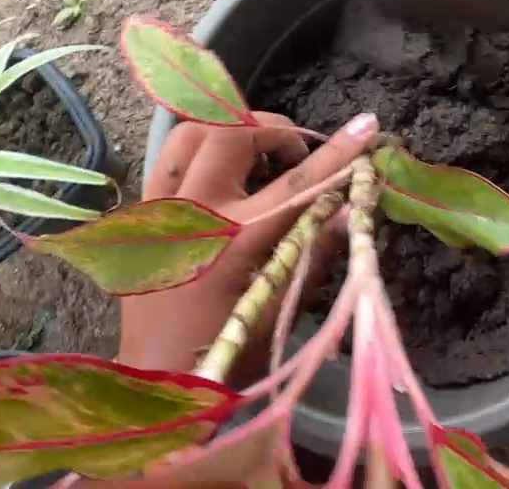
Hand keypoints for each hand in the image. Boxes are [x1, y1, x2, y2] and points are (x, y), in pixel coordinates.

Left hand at [117, 111, 377, 382]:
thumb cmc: (225, 351)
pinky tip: (225, 173)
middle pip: (233, 134)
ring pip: (194, 131)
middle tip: (297, 153)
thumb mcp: (280, 307)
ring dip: (232, 131)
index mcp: (232, 243)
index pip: (296, 183)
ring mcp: (160, 208)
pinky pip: (172, 156)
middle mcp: (192, 214)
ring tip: (259, 155)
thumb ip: (316, 249)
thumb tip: (352, 205)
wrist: (155, 382)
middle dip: (275, 131)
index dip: (336, 152)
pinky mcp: (143, 212)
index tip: (365, 125)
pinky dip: (203, 149)